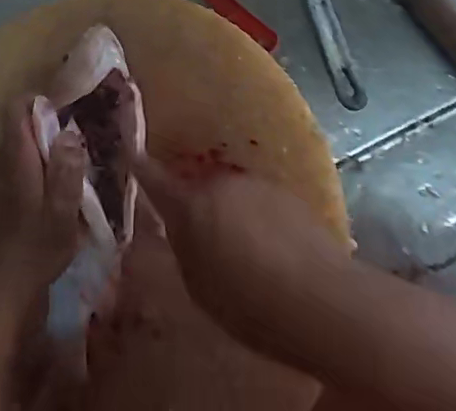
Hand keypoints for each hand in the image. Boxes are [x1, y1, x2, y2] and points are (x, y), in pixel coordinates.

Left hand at [0, 99, 86, 302]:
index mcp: (14, 156)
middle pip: (18, 128)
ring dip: (40, 154)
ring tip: (68, 172)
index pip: (16, 107)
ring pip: (16, 150)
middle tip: (77, 145)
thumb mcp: (62, 211)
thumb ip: (66, 169)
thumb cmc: (34, 248)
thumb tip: (69, 132)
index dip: (39, 101)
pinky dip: (30, 172)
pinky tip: (49, 196)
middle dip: (46, 130)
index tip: (66, 111)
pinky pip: (11, 170)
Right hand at [133, 155, 350, 356]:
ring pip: (230, 193)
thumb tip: (177, 228)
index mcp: (190, 203)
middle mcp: (220, 182)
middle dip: (194, 201)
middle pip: (196, 185)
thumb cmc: (250, 302)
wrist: (325, 300)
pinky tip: (270, 249)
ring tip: (240, 246)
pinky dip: (256, 218)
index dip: (140, 166)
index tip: (130, 154)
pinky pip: (259, 202)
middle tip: (198, 233)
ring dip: (228, 210)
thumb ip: (183, 248)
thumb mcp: (199, 285)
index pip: (153, 176)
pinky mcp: (289, 195)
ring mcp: (256, 184)